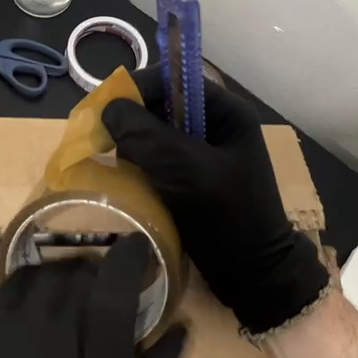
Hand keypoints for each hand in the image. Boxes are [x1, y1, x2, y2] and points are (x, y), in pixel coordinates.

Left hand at [0, 235, 186, 357]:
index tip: (139, 245)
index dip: (128, 261)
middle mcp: (46, 357)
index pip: (112, 298)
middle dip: (97, 268)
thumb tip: (181, 322)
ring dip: (62, 271)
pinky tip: (39, 291)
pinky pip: (3, 293)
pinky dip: (27, 281)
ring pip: (38, 279)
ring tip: (75, 283)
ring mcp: (4, 350)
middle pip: (74, 280)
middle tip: (108, 277)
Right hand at [102, 69, 329, 334]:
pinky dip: (137, 163)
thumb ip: (147, 136)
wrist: (256, 278)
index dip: (138, 88)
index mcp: (226, 111)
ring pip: (154, 131)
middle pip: (161, 103)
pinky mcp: (189, 177)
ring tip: (111, 158)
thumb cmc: (230, 219)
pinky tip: (125, 177)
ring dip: (132, 142)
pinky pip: (156, 157)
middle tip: (101, 136)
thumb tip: (108, 108)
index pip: (174, 78)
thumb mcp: (188, 172)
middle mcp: (214, 124)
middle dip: (131, 117)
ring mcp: (202, 152)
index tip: (105, 109)